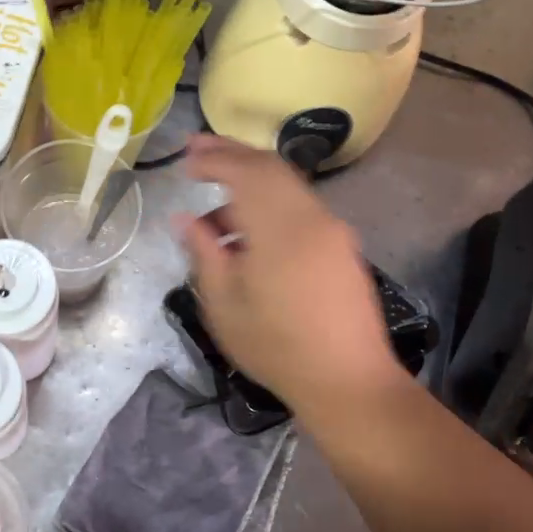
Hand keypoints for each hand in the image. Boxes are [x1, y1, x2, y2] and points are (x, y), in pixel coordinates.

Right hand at [177, 135, 408, 415]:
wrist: (347, 380)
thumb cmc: (276, 345)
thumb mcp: (223, 303)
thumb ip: (203, 252)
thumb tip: (185, 219)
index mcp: (280, 227)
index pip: (245, 171)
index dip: (213, 158)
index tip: (185, 159)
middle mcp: (312, 217)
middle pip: (271, 168)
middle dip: (233, 156)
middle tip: (197, 151)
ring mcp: (332, 231)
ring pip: (288, 187)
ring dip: (251, 185)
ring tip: (215, 211)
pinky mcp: (342, 247)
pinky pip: (300, 208)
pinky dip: (270, 204)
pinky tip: (248, 234)